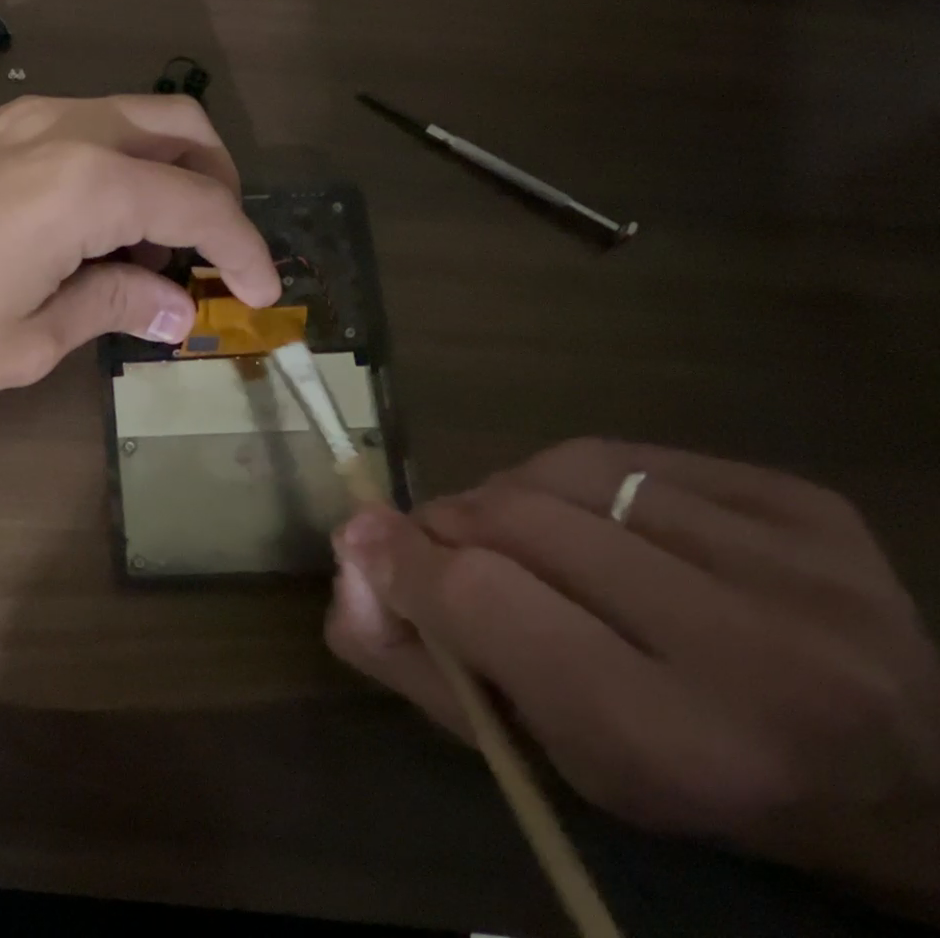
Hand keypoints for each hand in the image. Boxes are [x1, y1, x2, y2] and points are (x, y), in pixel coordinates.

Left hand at [0, 95, 279, 426]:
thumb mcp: (28, 343)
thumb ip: (114, 309)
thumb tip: (178, 308)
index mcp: (84, 184)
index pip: (199, 206)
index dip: (244, 251)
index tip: (264, 293)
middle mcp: (58, 129)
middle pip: (175, 129)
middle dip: (214, 186)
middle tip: (214, 254)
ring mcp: (10, 120)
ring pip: (123, 121)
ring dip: (158, 175)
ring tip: (149, 254)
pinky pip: (71, 132)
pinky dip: (106, 169)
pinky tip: (88, 231)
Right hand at [325, 439, 939, 918]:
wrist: (884, 773)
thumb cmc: (667, 776)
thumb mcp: (526, 750)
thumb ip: (413, 663)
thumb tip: (346, 560)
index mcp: (664, 738)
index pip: (485, 599)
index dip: (406, 563)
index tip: (368, 551)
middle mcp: (748, 648)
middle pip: (519, 521)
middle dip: (449, 526)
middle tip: (439, 550)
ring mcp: (793, 565)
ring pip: (566, 474)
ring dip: (504, 498)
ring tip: (514, 538)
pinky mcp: (809, 506)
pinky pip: (630, 454)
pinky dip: (571, 479)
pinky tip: (584, 518)